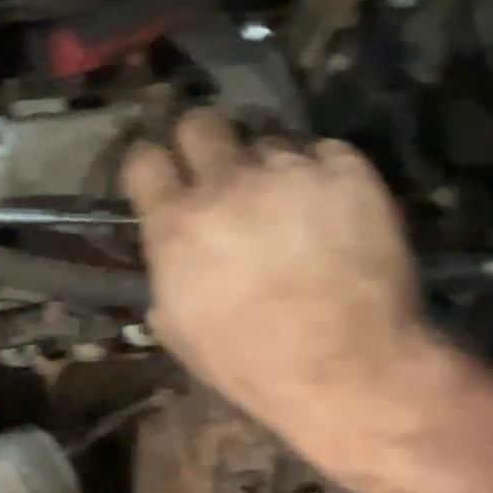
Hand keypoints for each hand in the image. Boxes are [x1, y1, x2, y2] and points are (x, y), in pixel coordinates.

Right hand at [121, 110, 428, 421]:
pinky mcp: (347, 172)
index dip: (152, 168)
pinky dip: (323, 176)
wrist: (344, 369)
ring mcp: (290, 171)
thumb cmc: (250, 363)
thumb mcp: (179, 331)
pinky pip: (325, 154)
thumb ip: (166, 276)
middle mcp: (227, 184)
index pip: (144, 160)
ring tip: (292, 208)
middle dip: (205, 143)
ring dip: (272, 171)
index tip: (164, 180)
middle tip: (223, 173)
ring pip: (270, 143)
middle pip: (202, 123)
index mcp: (176, 225)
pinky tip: (332, 211)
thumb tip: (172, 256)